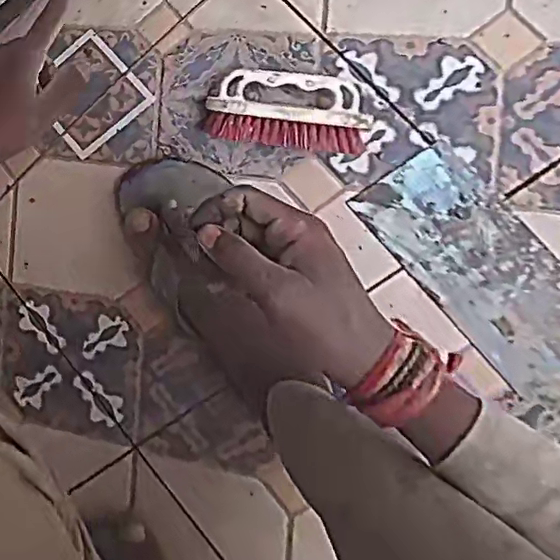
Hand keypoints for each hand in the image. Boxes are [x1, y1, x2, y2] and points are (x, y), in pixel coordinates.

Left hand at [0, 0, 87, 203]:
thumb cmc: (8, 130)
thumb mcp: (47, 113)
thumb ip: (68, 87)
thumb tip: (82, 68)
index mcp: (24, 57)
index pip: (48, 22)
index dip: (61, 0)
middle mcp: (2, 53)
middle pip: (34, 52)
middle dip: (43, 73)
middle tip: (39, 105)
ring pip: (15, 65)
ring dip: (24, 82)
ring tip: (18, 114)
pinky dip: (5, 88)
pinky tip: (0, 114)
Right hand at [187, 186, 395, 388]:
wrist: (366, 361)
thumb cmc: (325, 325)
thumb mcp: (276, 290)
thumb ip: (237, 257)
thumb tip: (204, 232)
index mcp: (297, 226)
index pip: (246, 198)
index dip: (215, 209)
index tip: (194, 232)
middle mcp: (296, 231)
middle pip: (245, 216)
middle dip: (218, 231)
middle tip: (196, 256)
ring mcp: (296, 251)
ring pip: (249, 237)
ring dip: (225, 250)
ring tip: (205, 270)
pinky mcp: (294, 271)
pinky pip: (259, 257)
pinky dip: (239, 265)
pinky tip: (224, 280)